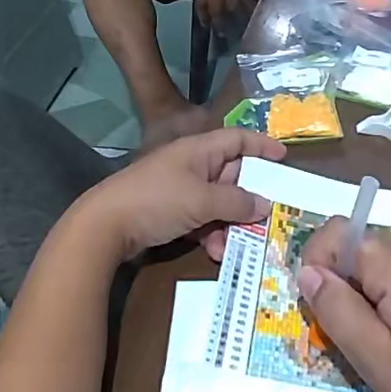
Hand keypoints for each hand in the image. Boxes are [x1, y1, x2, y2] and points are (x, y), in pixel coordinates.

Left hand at [73, 129, 284, 259]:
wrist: (105, 225)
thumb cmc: (157, 200)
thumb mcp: (202, 200)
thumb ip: (236, 201)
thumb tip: (264, 203)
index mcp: (199, 150)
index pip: (237, 139)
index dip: (261, 145)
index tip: (284, 157)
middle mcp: (191, 165)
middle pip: (231, 174)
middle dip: (248, 197)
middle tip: (269, 217)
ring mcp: (179, 188)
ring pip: (217, 201)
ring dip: (229, 223)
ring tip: (236, 245)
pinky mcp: (169, 211)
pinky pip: (200, 218)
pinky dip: (210, 232)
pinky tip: (215, 252)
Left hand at [196, 0, 260, 27]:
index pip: (201, 1)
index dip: (203, 14)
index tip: (205, 23)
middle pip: (216, 7)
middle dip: (218, 21)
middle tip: (221, 33)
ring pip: (233, 5)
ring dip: (235, 17)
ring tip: (239, 26)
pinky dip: (251, 4)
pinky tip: (254, 10)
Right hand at [298, 219, 390, 391]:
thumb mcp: (382, 364)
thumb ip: (339, 311)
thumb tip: (306, 272)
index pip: (334, 233)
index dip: (316, 268)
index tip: (325, 316)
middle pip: (352, 247)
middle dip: (338, 286)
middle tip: (352, 341)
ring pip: (370, 262)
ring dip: (359, 297)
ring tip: (378, 347)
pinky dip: (382, 300)